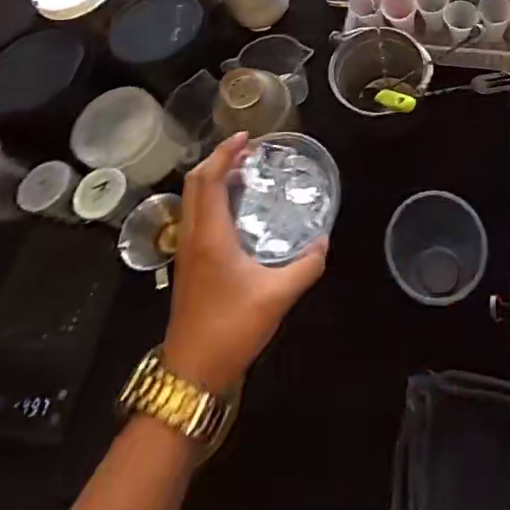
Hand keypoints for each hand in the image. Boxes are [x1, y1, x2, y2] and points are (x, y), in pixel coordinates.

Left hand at [160, 134, 325, 392]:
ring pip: (192, 200)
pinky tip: (235, 211)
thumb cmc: (231, 328)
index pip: (210, 180)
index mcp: (209, 236)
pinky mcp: (187, 266)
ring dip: (213, 178)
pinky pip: (196, 216)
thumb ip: (305, 266)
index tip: (246, 137)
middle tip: (248, 150)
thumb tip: (323, 242)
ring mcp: (186, 252)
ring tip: (243, 172)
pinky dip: (212, 199)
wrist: (191, 372)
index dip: (225, 153)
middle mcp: (192, 236)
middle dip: (218, 159)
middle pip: (195, 184)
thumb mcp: (277, 296)